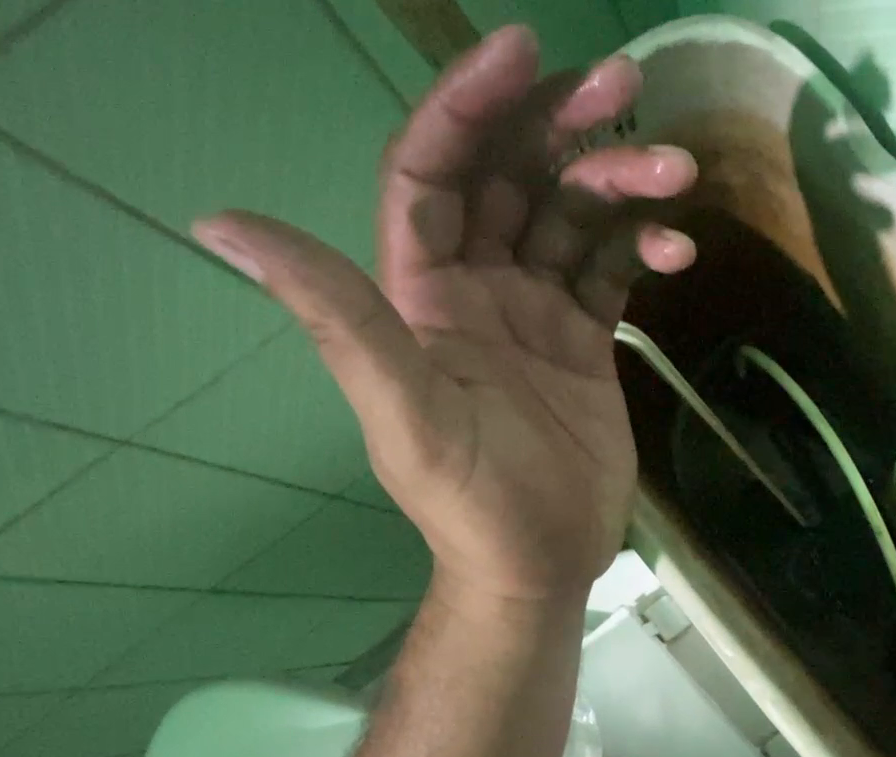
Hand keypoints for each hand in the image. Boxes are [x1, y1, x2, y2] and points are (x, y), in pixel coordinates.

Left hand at [191, 26, 696, 600]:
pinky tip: (677, 253)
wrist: (540, 563)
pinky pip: (613, 273)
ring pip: (574, 217)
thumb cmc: (469, 499)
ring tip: (677, 172)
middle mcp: (477, 285)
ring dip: (621, 185)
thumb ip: (338, 317)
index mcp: (421, 291)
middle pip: (513, 177)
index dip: (469, 106)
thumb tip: (217, 223)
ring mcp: (537, 310)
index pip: (436, 172)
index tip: (524, 53)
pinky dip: (644, 252)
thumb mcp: (403, 411)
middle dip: (564, 126)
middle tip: (625, 83)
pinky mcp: (587, 340)